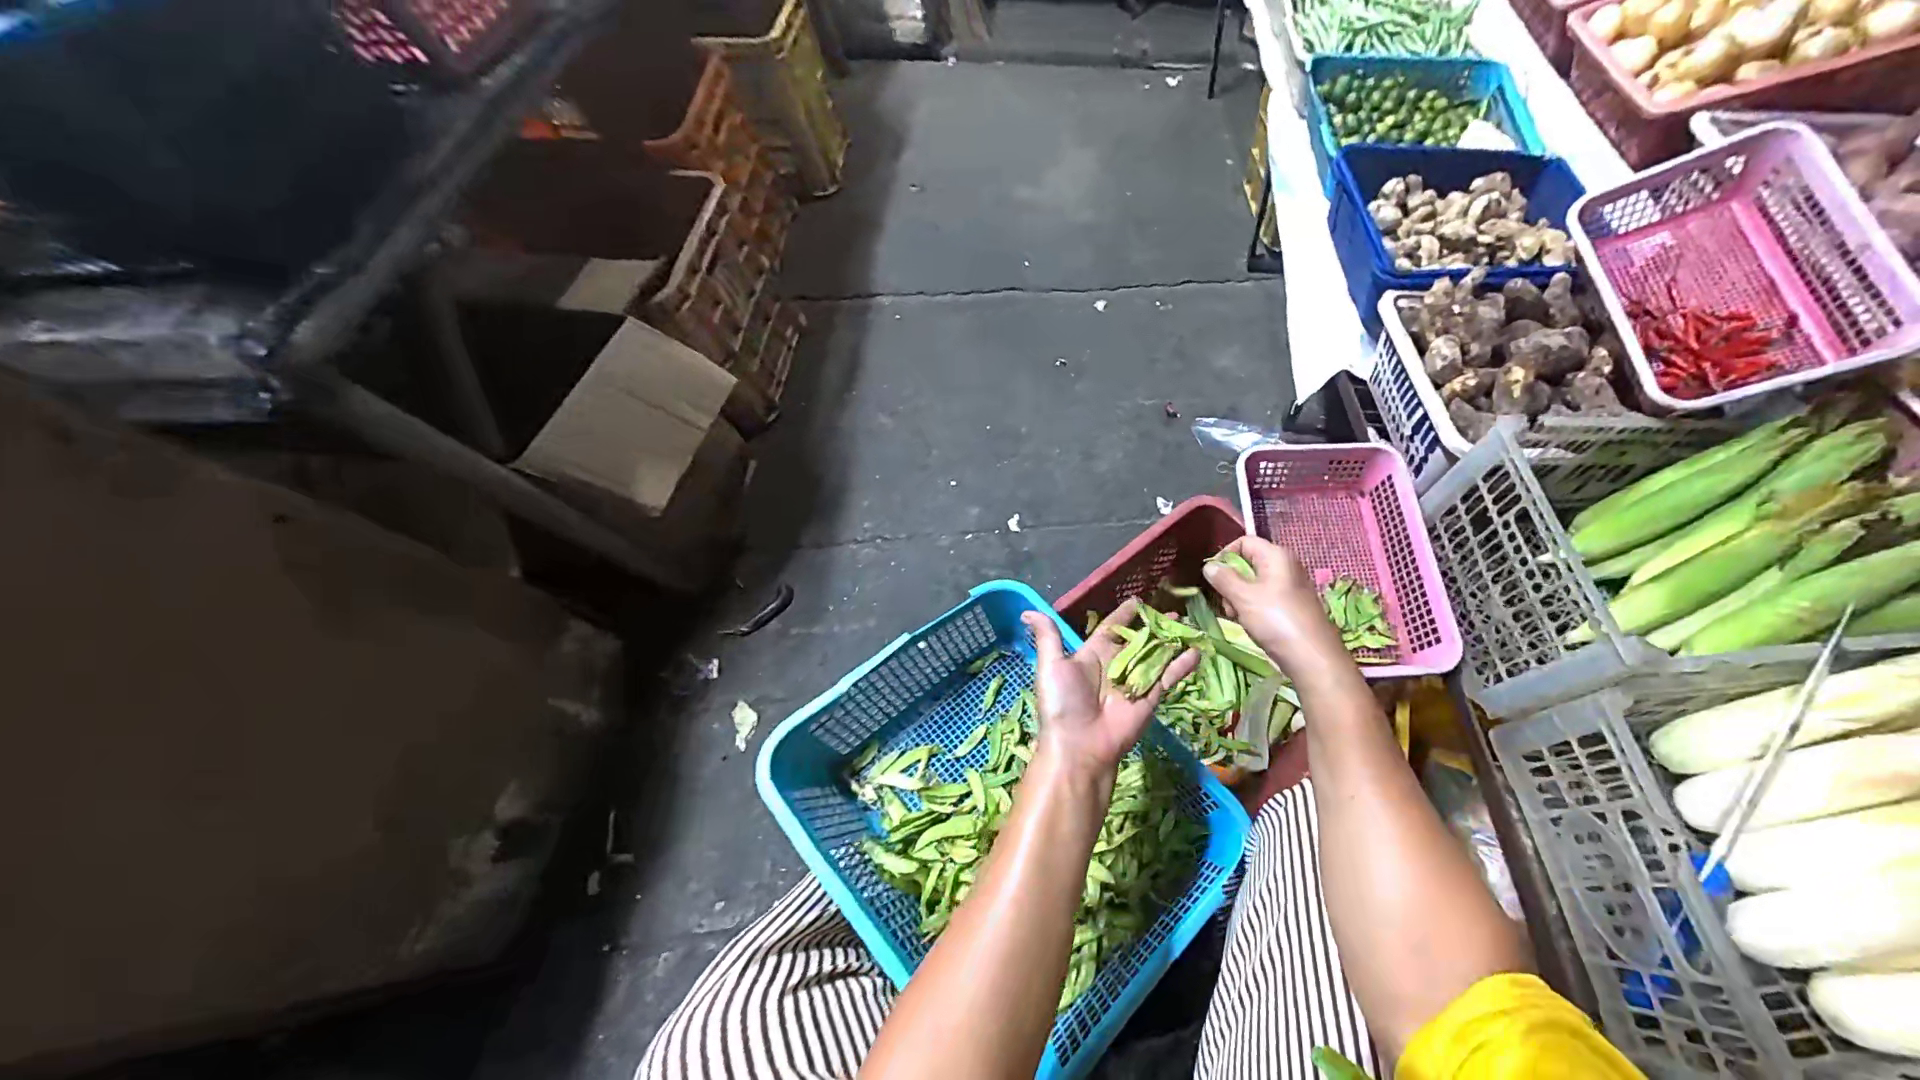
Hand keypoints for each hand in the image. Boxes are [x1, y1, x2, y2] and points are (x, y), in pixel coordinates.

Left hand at [1021, 600, 1199, 778]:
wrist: (1079, 745)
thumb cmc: (1062, 703)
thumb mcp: (1051, 665)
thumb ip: (1048, 637)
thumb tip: (1027, 612)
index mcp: (1092, 654)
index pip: (1111, 628)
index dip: (1124, 615)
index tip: (1139, 600)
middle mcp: (1116, 665)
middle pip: (1140, 640)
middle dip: (1155, 626)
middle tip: (1174, 611)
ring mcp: (1135, 681)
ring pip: (1158, 655)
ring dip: (1173, 640)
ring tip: (1190, 624)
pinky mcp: (1150, 698)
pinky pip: (1169, 677)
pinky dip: (1183, 664)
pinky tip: (1197, 650)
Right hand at [1201, 537, 1347, 674]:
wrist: (1311, 656)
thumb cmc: (1276, 620)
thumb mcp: (1243, 597)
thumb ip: (1223, 578)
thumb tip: (1209, 566)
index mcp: (1276, 556)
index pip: (1243, 542)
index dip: (1225, 555)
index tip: (1213, 576)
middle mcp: (1285, 566)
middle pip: (1247, 563)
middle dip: (1230, 581)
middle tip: (1226, 602)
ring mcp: (1289, 587)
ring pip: (1252, 584)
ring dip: (1238, 598)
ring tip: (1236, 616)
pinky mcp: (1290, 606)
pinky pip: (1263, 599)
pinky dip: (1251, 608)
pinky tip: (1249, 623)